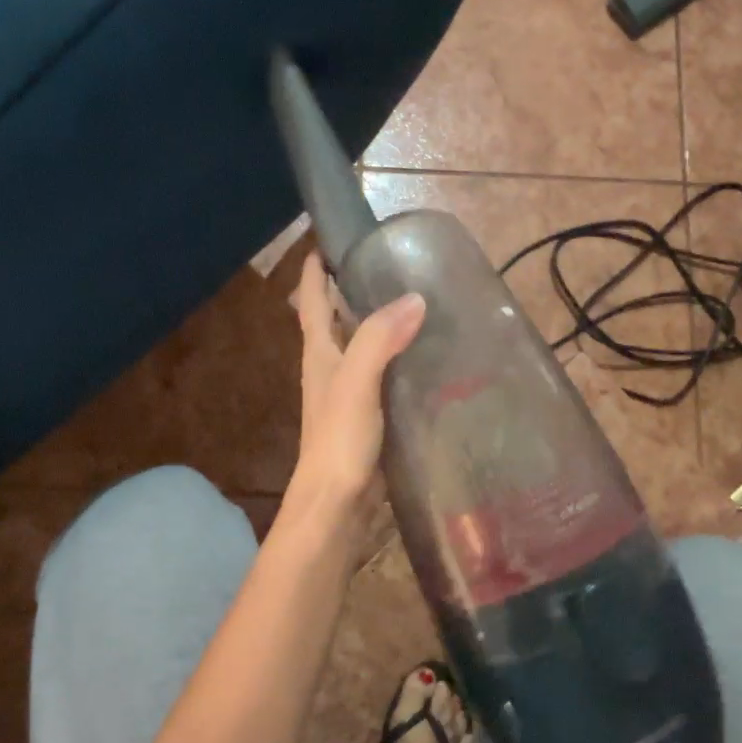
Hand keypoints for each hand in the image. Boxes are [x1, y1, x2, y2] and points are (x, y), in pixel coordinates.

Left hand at [292, 251, 425, 504]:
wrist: (335, 506)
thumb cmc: (337, 443)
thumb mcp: (355, 384)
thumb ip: (379, 340)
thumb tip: (413, 298)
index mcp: (319, 355)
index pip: (313, 299)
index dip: (316, 267)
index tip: (332, 236)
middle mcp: (330, 369)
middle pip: (338, 320)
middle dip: (355, 290)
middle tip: (393, 264)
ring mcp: (349, 395)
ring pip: (364, 348)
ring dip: (382, 325)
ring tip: (420, 302)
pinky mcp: (369, 418)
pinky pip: (385, 377)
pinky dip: (401, 360)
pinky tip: (428, 359)